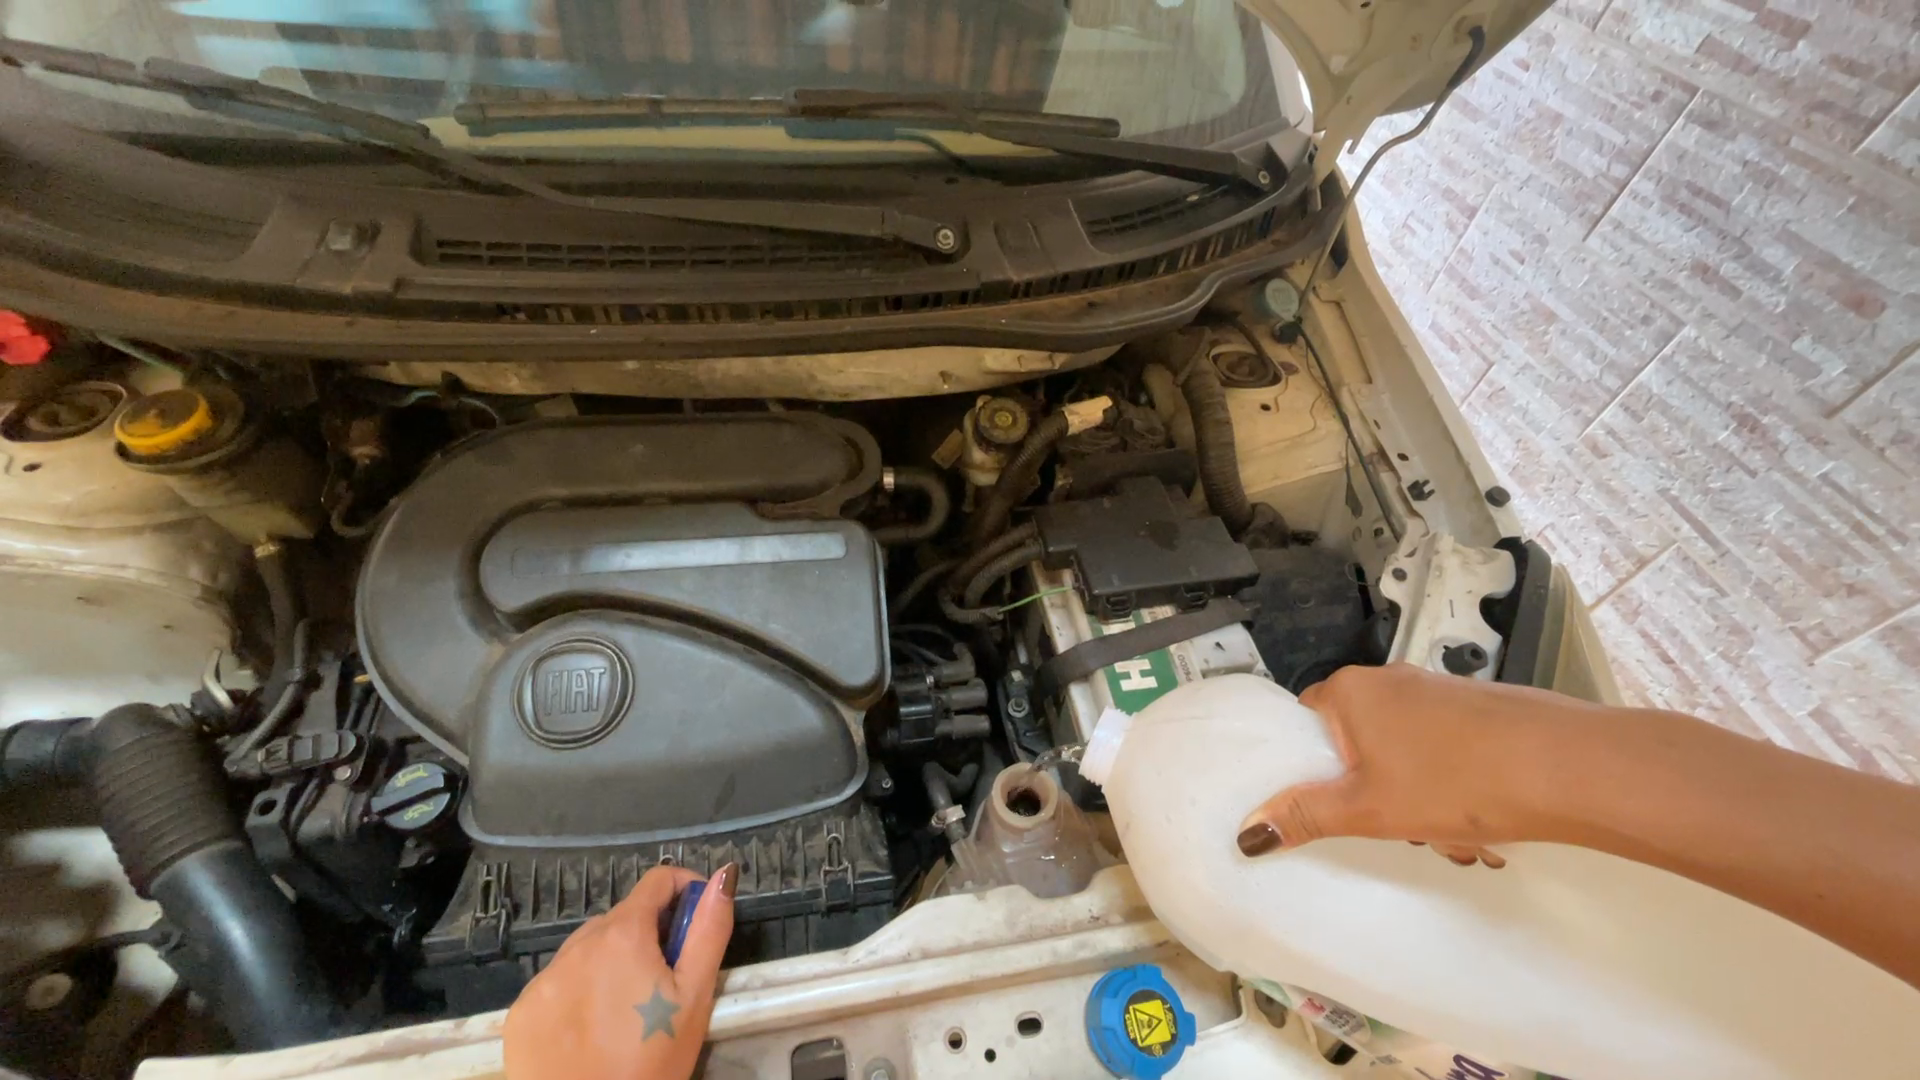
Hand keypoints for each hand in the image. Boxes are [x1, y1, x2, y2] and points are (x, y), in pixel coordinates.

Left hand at [503, 863, 736, 1079]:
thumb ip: (710, 928)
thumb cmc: (651, 1064)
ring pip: (589, 948)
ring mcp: (543, 980)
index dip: (684, 891)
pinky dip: (580, 990)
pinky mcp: (519, 1015)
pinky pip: (559, 982)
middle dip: (649, 934)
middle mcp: (577, 945)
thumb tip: (725, 874)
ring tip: (629, 1010)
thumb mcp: (695, 996)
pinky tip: (592, 1029)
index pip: (657, 881)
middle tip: (666, 981)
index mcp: (623, 934)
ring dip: (613, 959)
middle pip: (623, 917)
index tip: (696, 922)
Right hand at [1234, 664, 1605, 866]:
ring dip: (1416, 793)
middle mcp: (1389, 679)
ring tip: (1453, 834)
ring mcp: (1439, 689)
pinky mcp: (1481, 706)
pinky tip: (1483, 817)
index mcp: (1350, 691)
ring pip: (1404, 748)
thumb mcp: (1368, 809)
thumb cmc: (1454, 782)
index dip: (1313, 763)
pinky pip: (1445, 746)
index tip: (1333, 800)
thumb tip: (1246, 834)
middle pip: (1357, 739)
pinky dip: (1453, 780)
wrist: (1574, 767)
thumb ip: (1305, 815)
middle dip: (1372, 788)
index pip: (1305, 719)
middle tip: (1397, 827)